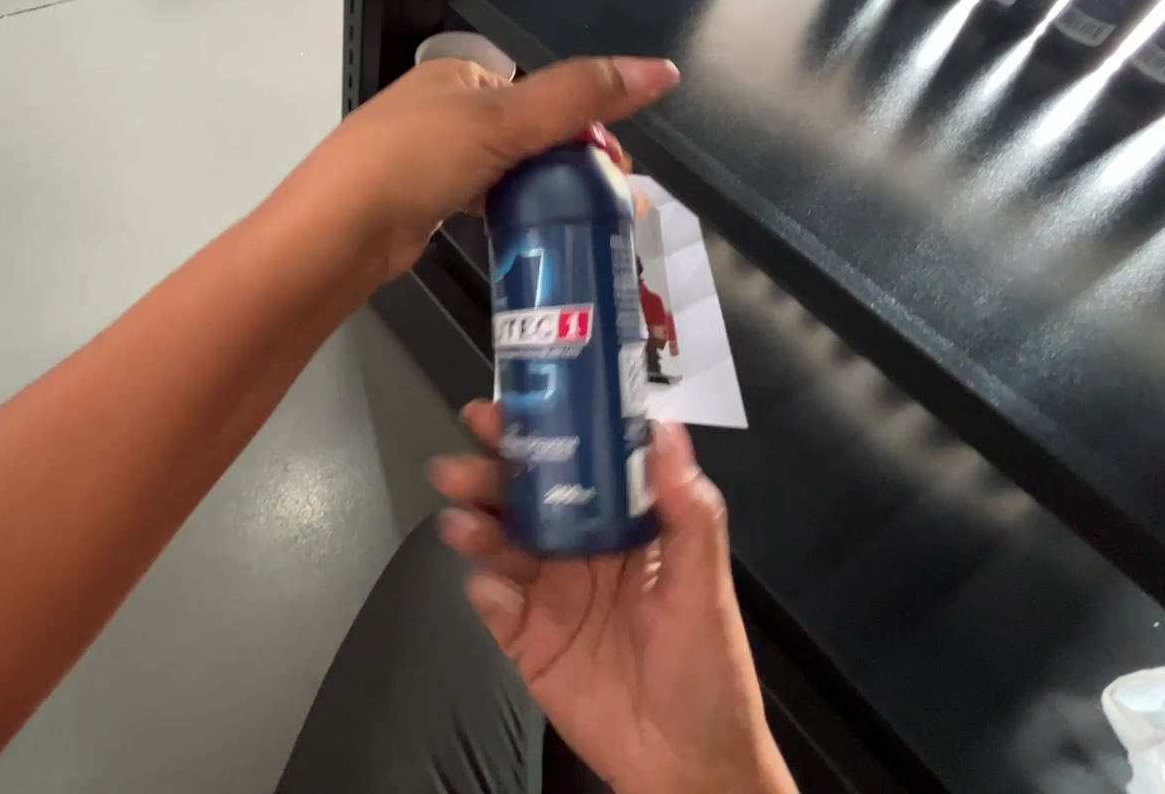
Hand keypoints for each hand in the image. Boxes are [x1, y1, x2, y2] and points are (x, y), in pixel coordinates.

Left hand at [289, 55, 677, 279]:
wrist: (337, 233)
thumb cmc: (413, 162)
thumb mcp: (501, 121)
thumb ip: (579, 97)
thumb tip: (660, 70)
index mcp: (460, 75)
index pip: (543, 92)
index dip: (587, 126)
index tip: (618, 168)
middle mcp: (446, 111)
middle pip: (529, 132)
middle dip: (572, 163)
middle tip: (611, 202)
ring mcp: (432, 158)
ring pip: (508, 169)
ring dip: (547, 191)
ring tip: (587, 221)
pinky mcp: (427, 200)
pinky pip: (486, 198)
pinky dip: (514, 210)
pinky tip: (535, 230)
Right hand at [430, 408, 796, 793]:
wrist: (684, 766)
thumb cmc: (705, 667)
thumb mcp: (704, 584)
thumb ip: (688, 510)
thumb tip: (667, 430)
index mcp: (616, 524)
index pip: (571, 465)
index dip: (538, 433)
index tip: (509, 407)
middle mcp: (574, 548)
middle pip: (520, 497)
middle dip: (488, 474)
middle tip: (462, 462)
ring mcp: (546, 591)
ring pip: (498, 542)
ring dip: (474, 525)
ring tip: (459, 521)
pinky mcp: (524, 635)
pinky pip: (494, 603)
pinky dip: (484, 590)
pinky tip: (487, 585)